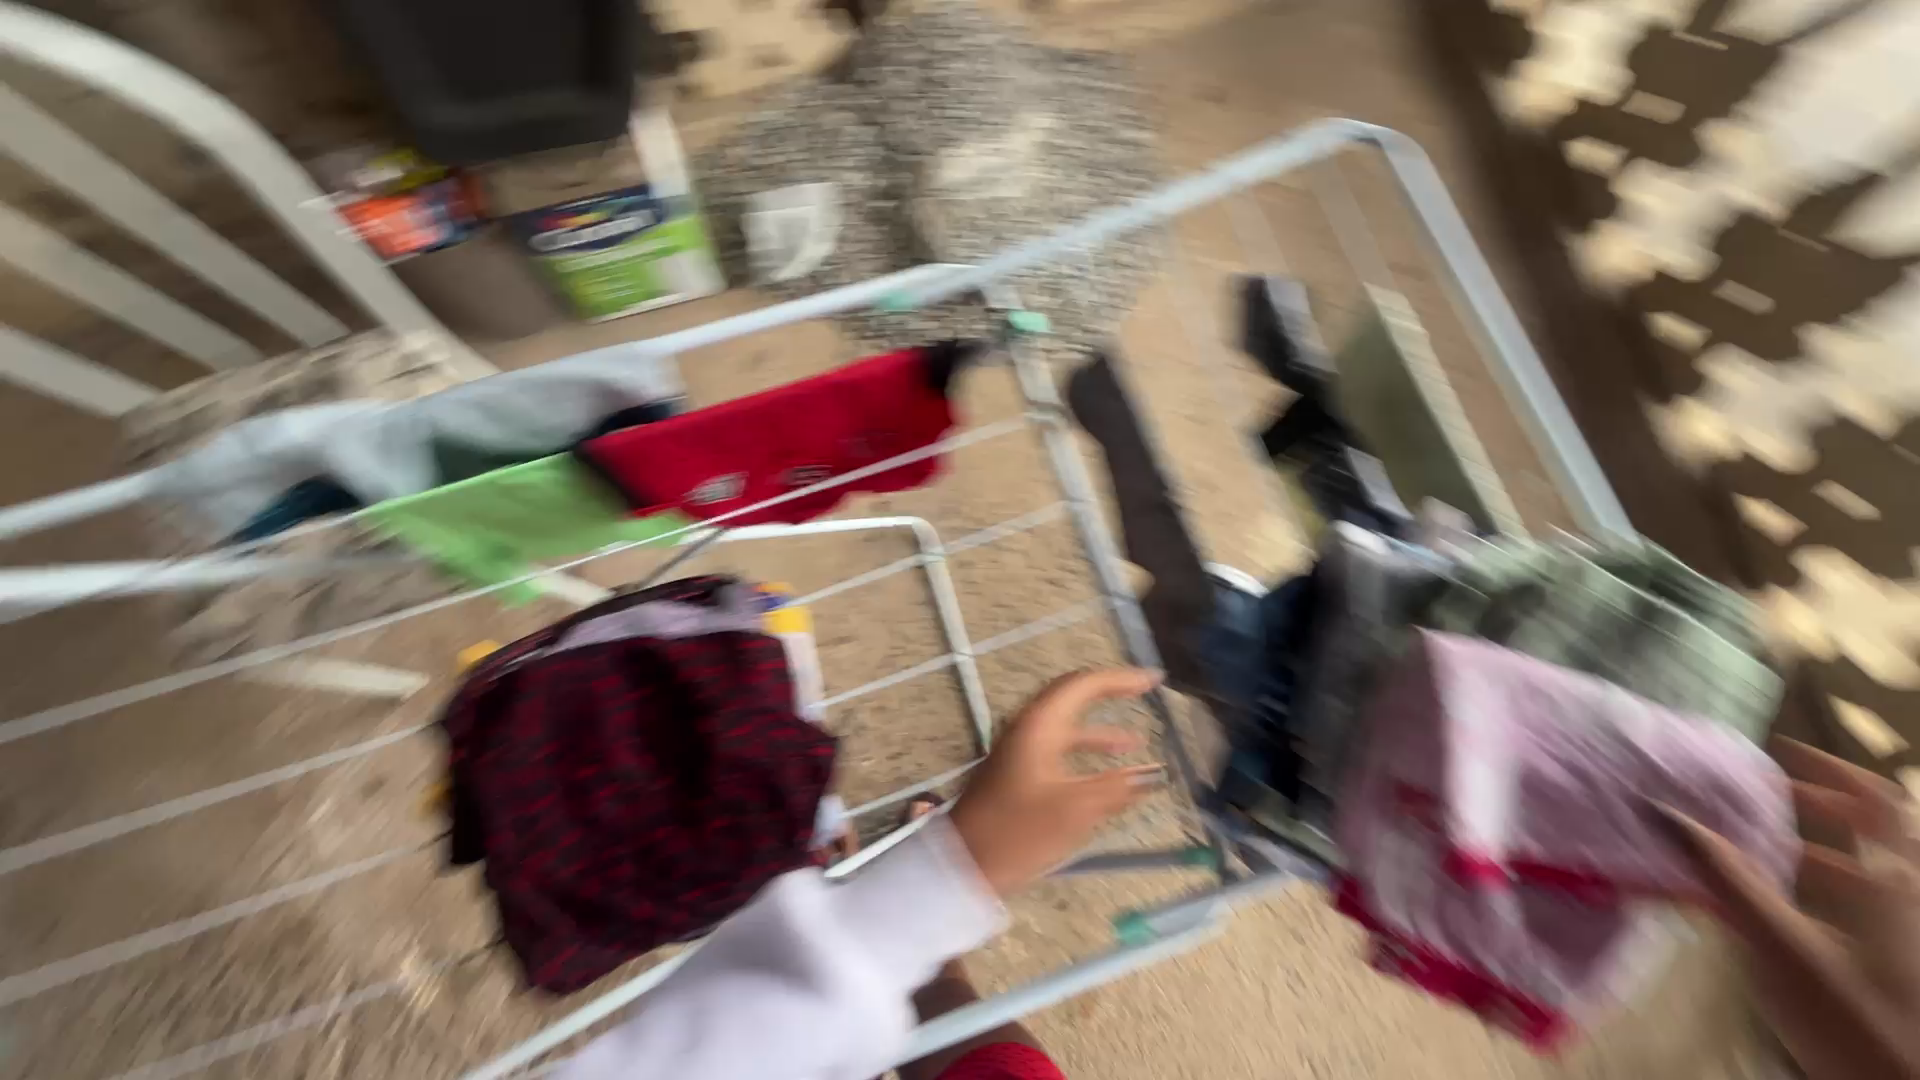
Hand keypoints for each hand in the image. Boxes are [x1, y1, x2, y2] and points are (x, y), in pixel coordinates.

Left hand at [948, 668, 1164, 896]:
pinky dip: (1082, 754)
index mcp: (1038, 725)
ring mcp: (1017, 748)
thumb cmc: (1016, 833)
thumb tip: (1151, 776)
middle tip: (1141, 692)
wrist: (963, 863)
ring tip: (1134, 742)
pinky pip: (1056, 749)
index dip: (1119, 679)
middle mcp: (1026, 727)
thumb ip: (1116, 789)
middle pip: (1071, 697)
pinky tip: (1104, 775)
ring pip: (1065, 727)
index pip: (1082, 684)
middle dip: (1109, 694)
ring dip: (1099, 731)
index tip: (1150, 680)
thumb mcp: (1074, 811)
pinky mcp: (1014, 770)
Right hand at [1652, 738, 1919, 1079]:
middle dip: (1813, 810)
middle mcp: (1907, 901)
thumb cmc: (1853, 1015)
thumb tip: (1656, 806)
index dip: (1832, 770)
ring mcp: (1904, 937)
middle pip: (1875, 836)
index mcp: (1895, 884)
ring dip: (1808, 853)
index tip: (1776, 753)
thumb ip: (1720, 872)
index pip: (1879, 803)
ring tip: (1747, 848)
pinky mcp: (1893, 967)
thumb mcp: (1777, 942)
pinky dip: (1812, 894)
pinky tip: (1768, 910)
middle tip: (1753, 799)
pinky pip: (1857, 910)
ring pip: (1865, 876)